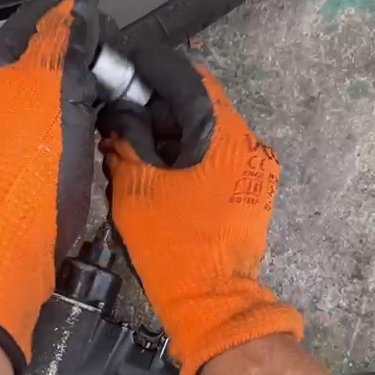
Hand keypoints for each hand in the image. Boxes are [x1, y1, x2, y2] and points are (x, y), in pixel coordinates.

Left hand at [0, 0, 102, 373]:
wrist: (15, 238)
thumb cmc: (32, 162)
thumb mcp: (54, 84)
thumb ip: (64, 39)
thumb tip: (77, 8)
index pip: (33, 18)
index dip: (72, 13)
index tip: (105, 19)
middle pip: (36, 54)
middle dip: (76, 51)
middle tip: (112, 57)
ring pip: (42, 90)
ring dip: (75, 85)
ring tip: (108, 87)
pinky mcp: (12, 163)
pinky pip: (44, 123)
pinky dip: (69, 116)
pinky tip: (91, 122)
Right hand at [99, 45, 303, 374]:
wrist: (211, 301)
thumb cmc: (173, 244)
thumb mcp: (135, 189)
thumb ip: (125, 144)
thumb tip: (117, 118)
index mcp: (223, 133)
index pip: (190, 77)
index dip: (153, 73)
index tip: (125, 79)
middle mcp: (250, 144)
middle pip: (202, 106)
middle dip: (161, 109)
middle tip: (124, 118)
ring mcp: (257, 171)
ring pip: (210, 136)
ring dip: (176, 137)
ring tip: (139, 149)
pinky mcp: (253, 194)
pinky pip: (219, 161)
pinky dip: (191, 159)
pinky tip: (163, 175)